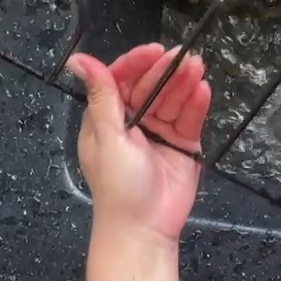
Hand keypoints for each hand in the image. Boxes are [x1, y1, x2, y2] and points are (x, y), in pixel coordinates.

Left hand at [66, 44, 211, 242]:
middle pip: (152, 88)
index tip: (154, 52)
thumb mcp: (107, 138)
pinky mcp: (183, 147)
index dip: (138, 64)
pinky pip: (190, 120)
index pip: (122, 80)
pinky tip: (203, 91)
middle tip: (186, 59)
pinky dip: (197, 105)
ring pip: (173, 100)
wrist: (144, 228)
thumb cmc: (118, 187)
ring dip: (185, 84)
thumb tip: (78, 59)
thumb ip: (102, 97)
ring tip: (198, 69)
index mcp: (108, 118)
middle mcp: (134, 122)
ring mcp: (160, 133)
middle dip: (167, 72)